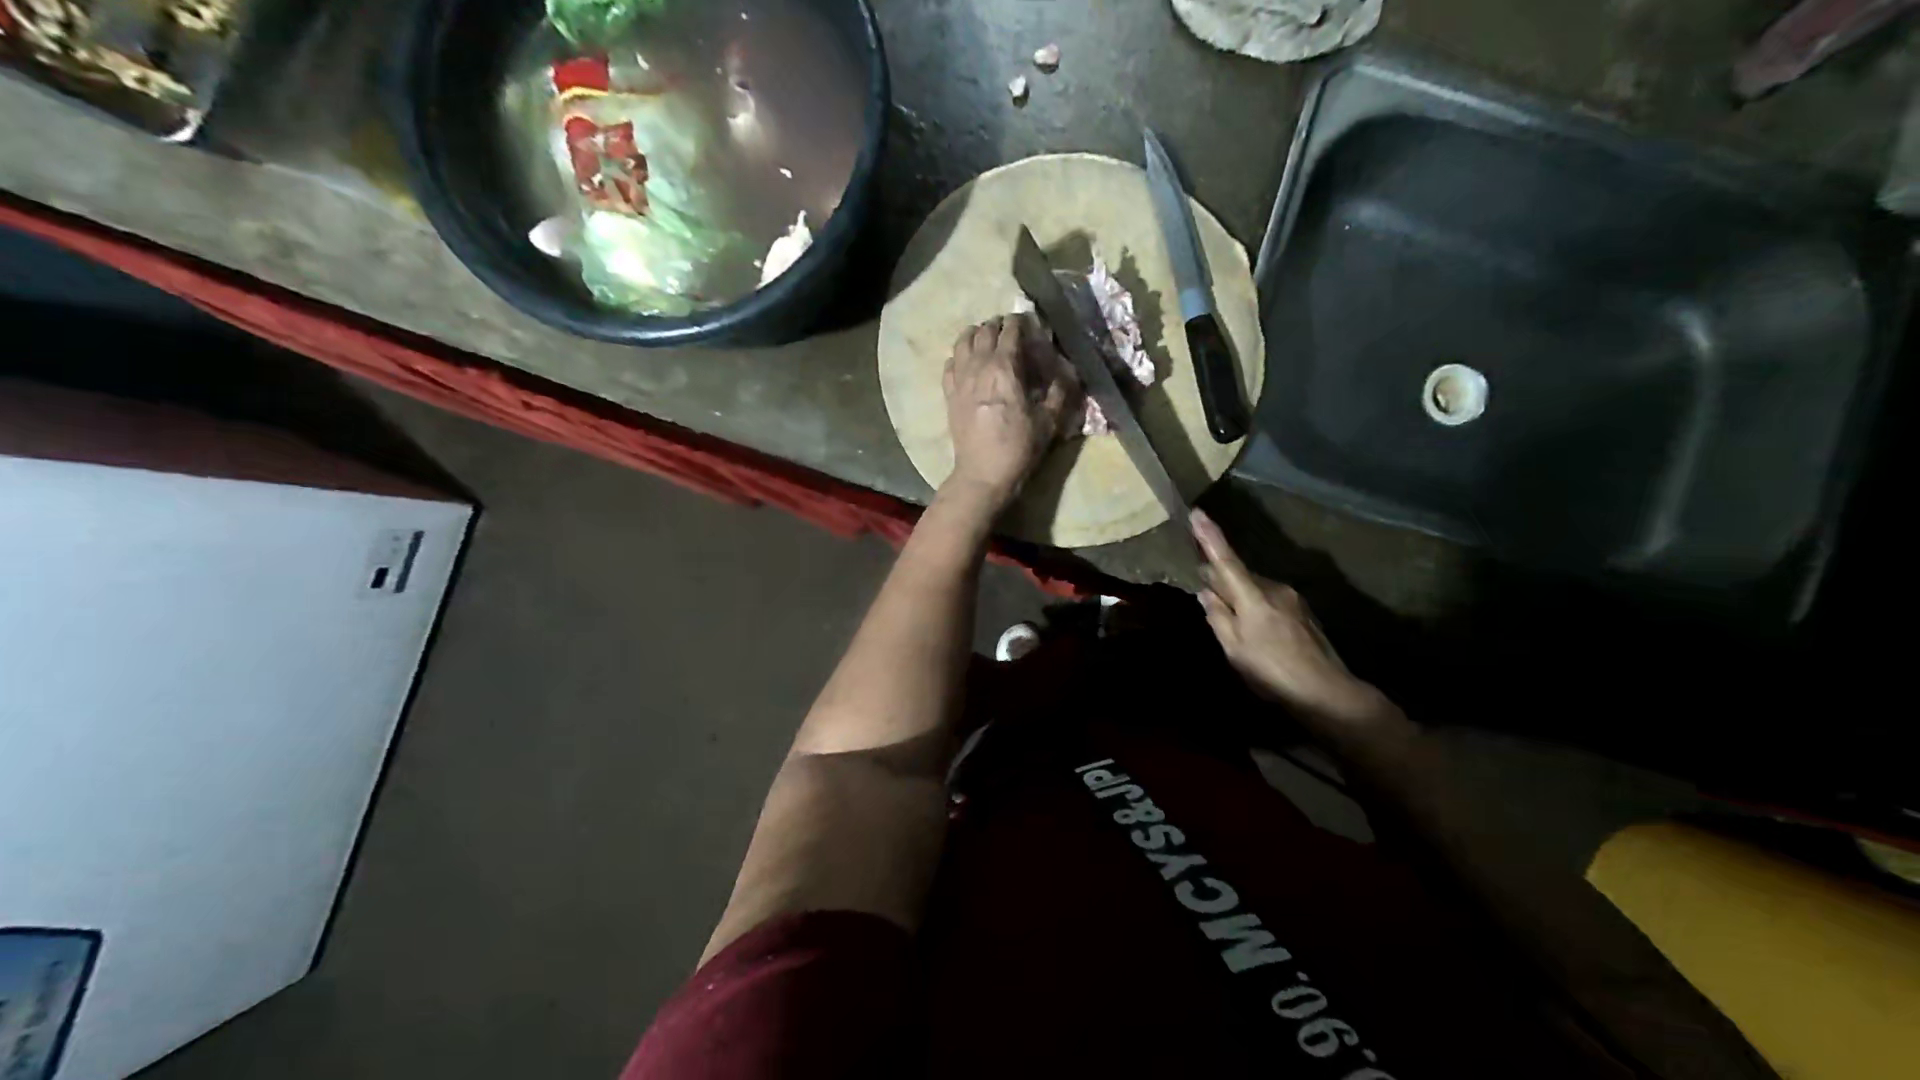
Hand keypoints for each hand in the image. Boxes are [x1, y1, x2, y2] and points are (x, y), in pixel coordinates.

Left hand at [942, 314, 1072, 508]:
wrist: (983, 474)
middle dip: (997, 325)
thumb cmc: (1018, 447)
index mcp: (1004, 368)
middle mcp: (978, 367)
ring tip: (985, 337)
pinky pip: (949, 364)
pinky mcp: (948, 395)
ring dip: (975, 334)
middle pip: (984, 331)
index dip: (1020, 322)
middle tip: (1008, 329)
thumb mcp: (1049, 421)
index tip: (1028, 323)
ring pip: (962, 342)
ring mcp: (959, 380)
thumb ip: (1059, 392)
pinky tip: (965, 362)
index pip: (1010, 331)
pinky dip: (958, 356)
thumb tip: (1066, 371)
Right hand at [1191, 508, 1401, 729]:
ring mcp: (1293, 599)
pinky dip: (1255, 606)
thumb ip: (1218, 617)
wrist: (1327, 692)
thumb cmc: (1272, 671)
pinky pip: (1269, 599)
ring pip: (1255, 588)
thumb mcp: (1234, 649)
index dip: (1210, 537)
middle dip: (1220, 579)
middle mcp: (1275, 589)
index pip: (1226, 560)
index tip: (1197, 513)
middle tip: (1204, 590)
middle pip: (1239, 575)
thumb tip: (1207, 593)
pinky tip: (1255, 629)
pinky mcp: (1303, 612)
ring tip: (1230, 620)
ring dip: (1239, 596)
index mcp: (1254, 596)